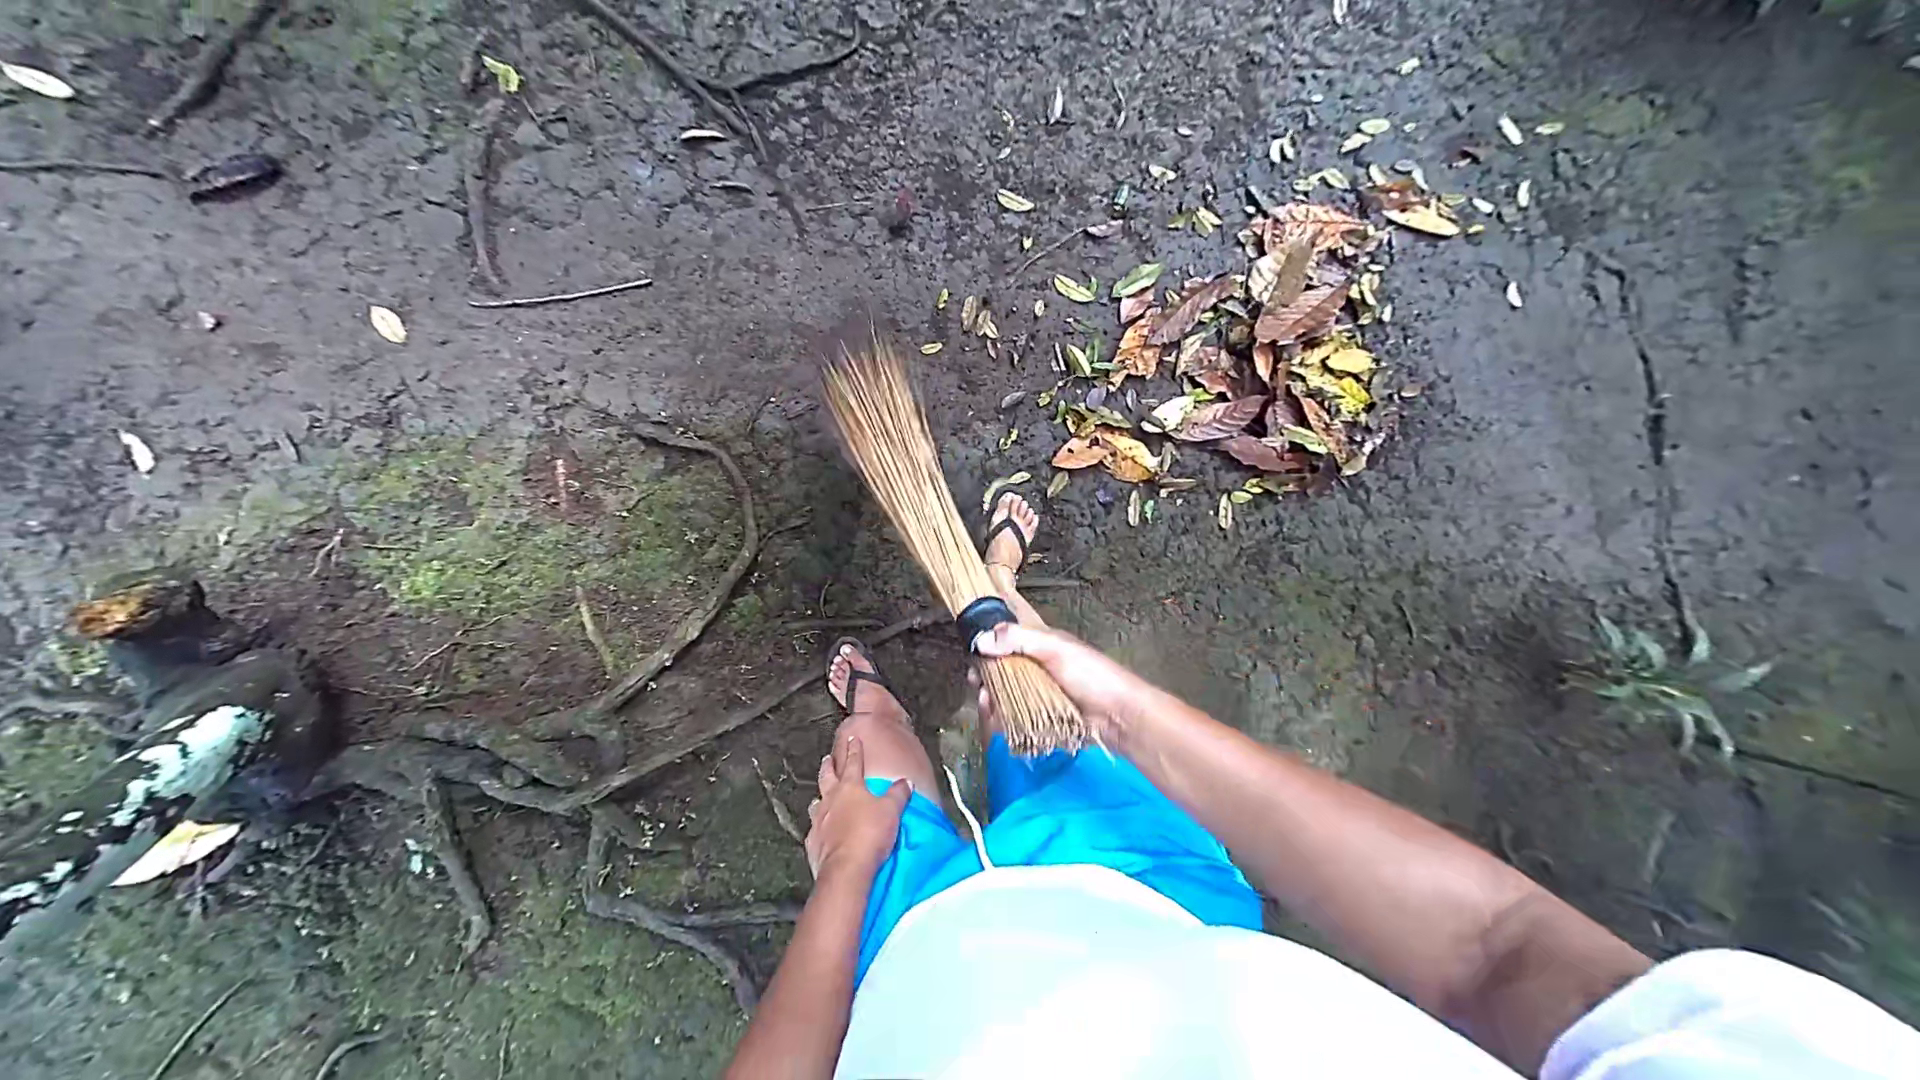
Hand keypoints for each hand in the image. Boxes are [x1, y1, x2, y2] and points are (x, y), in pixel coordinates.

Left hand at [806, 735, 909, 879]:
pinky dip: (818, 827)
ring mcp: (818, 820)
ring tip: (820, 796)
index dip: (855, 749)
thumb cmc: (870, 834)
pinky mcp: (812, 842)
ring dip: (819, 797)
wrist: (846, 869)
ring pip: (816, 802)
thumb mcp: (892, 811)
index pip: (854, 762)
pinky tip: (820, 831)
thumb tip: (905, 781)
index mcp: (851, 787)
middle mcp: (831, 799)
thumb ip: (898, 794)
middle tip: (827, 758)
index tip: (853, 739)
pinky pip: (814, 829)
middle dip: (828, 766)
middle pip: (827, 777)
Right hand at [972, 622, 1154, 743]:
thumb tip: (981, 639)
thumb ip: (1019, 639)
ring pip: (1004, 693)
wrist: (1119, 717)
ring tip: (985, 702)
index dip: (988, 643)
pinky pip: (1013, 715)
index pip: (1007, 639)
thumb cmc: (1092, 675)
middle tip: (976, 681)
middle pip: (1001, 668)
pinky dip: (1000, 717)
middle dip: (985, 674)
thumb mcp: (1055, 649)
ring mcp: (1037, 693)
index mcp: (1041, 644)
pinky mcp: (1039, 717)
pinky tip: (994, 718)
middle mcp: (1036, 667)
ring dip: (990, 696)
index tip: (972, 651)